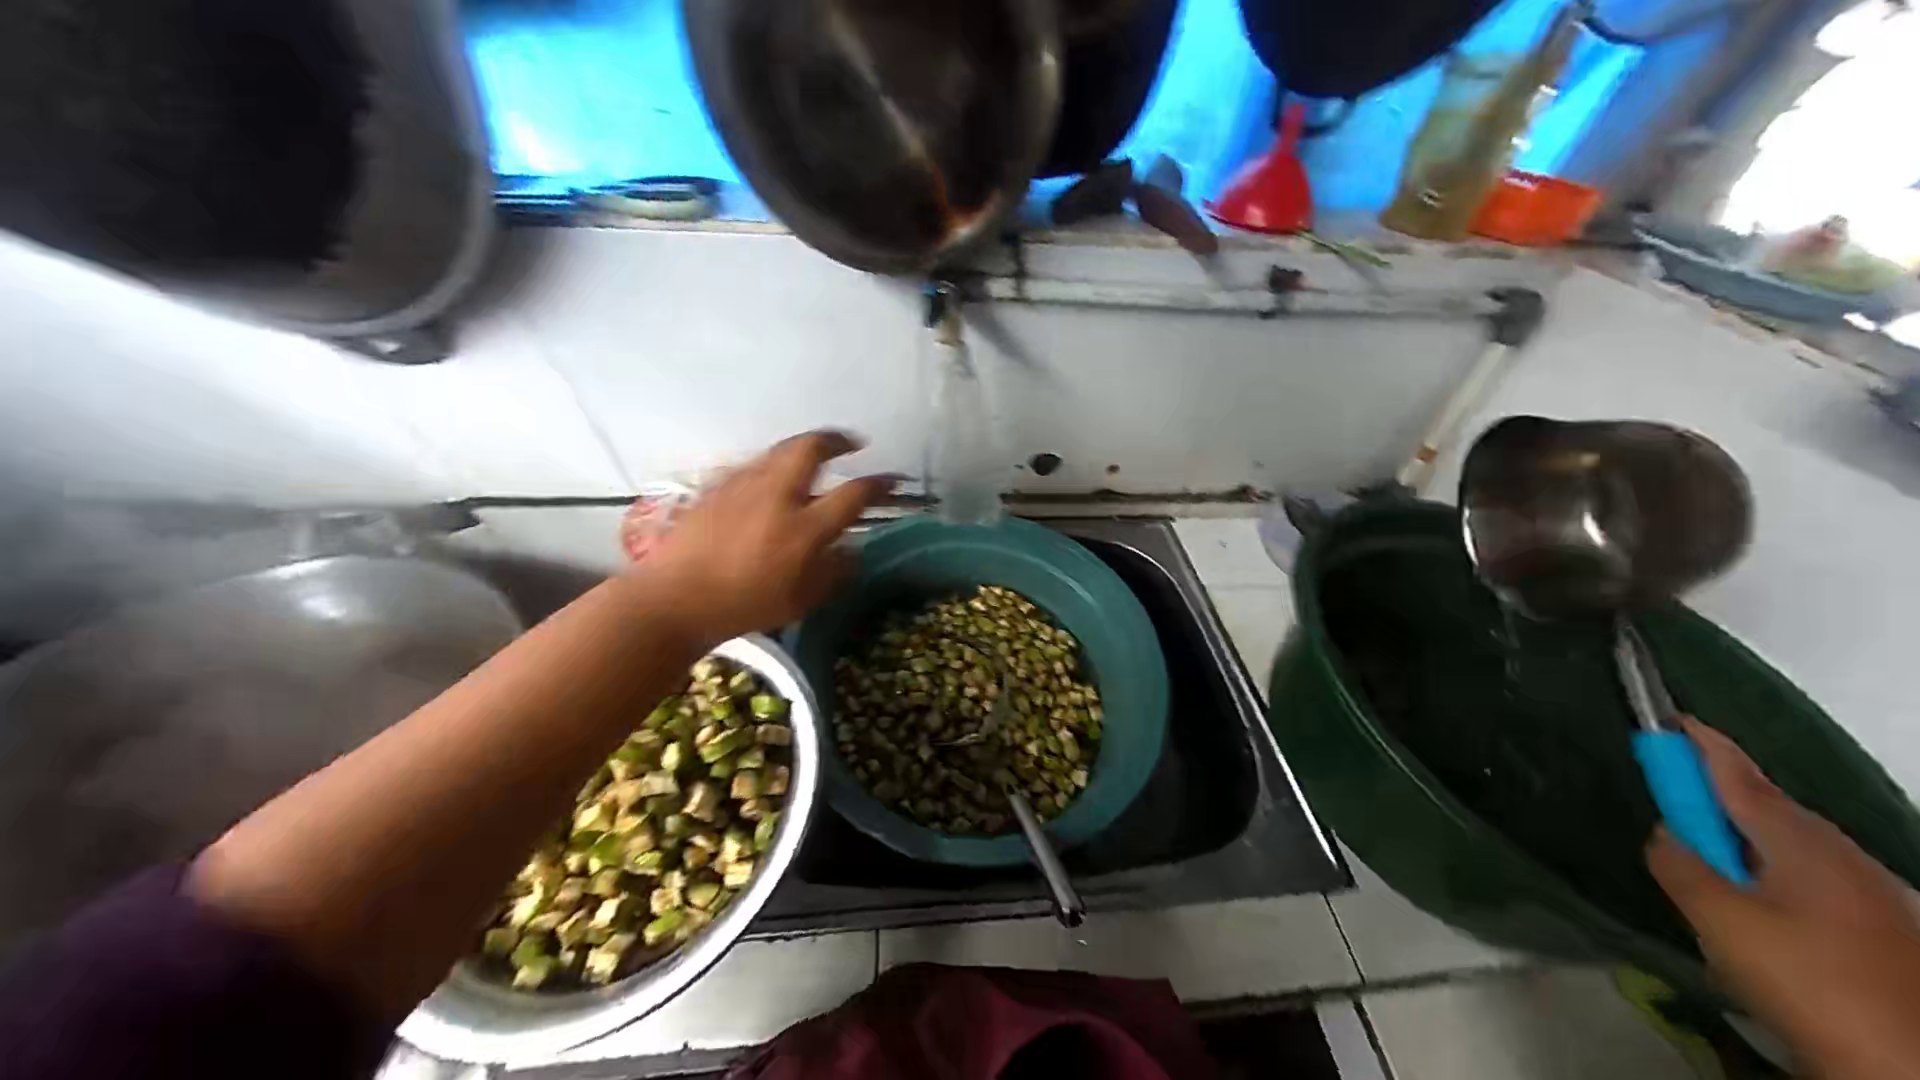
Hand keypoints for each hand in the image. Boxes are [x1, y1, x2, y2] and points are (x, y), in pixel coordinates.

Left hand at [634, 431, 892, 645]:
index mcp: (803, 529)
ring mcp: (745, 486)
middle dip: (837, 439)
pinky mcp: (719, 486)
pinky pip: (756, 463)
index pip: (852, 495)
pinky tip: (774, 476)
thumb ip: (834, 573)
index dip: (878, 484)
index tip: (892, 480)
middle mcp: (777, 496)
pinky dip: (775, 461)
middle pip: (812, 448)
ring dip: (805, 446)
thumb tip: (853, 551)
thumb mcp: (801, 601)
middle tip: (851, 443)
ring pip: (781, 449)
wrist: (675, 599)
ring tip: (816, 454)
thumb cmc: (744, 606)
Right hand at [1647, 717, 1919, 1079]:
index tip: (1665, 718)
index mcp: (1800, 841)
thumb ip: (1678, 863)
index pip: (1736, 773)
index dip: (1698, 743)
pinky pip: (1806, 877)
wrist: (1914, 1069)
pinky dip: (1766, 869)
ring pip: (1786, 844)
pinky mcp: (1883, 928)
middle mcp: (1841, 854)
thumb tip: (1667, 834)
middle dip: (1713, 795)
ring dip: (1738, 838)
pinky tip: (1753, 904)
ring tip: (1702, 860)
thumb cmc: (1806, 978)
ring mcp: (1872, 893)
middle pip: (1763, 806)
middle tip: (1667, 799)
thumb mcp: (1717, 918)